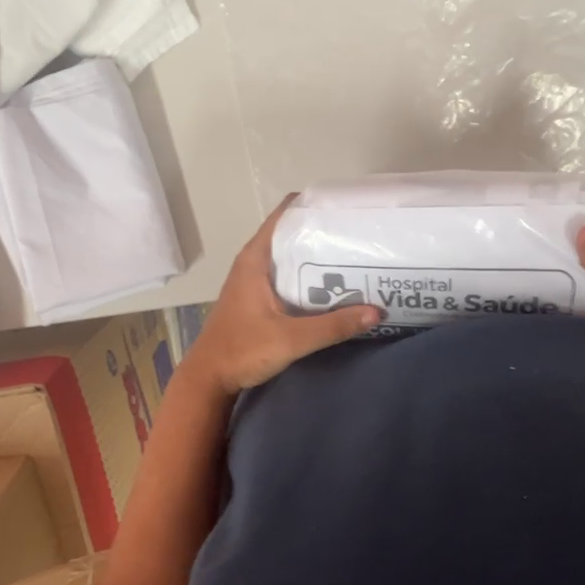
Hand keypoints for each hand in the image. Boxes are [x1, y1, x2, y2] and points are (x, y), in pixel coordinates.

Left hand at [185, 197, 382, 394]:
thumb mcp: (292, 339)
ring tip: (352, 260)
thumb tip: (376, 312)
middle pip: (291, 235)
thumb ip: (333, 327)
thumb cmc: (243, 351)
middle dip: (322, 234)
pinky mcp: (255, 301)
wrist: (208, 379)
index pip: (286, 213)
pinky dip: (305, 279)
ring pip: (288, 260)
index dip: (314, 205)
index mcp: (255, 259)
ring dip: (315, 259)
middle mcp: (252, 263)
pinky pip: (285, 279)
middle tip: (359, 237)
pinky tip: (328, 290)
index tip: (346, 208)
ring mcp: (252, 282)